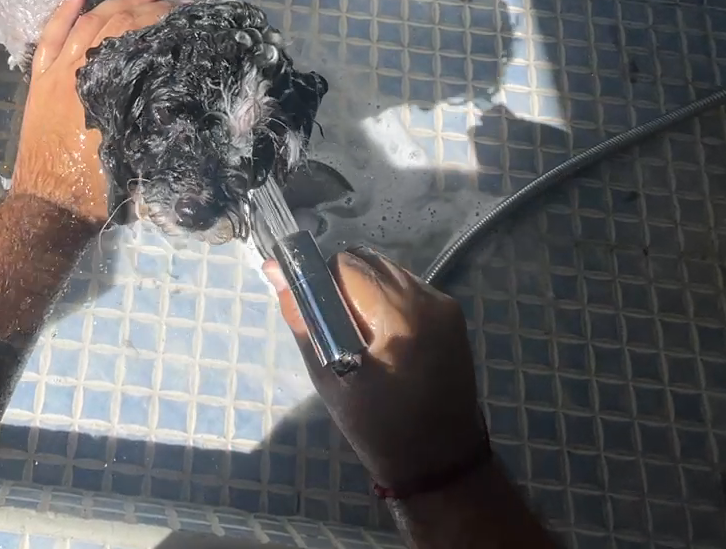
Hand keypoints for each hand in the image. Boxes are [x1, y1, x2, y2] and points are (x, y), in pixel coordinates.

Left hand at [12, 0, 169, 221]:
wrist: (49, 207)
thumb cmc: (97, 189)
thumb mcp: (138, 159)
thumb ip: (158, 130)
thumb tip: (188, 104)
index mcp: (108, 92)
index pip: (136, 40)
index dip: (159, 22)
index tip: (184, 15)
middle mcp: (82, 73)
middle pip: (114, 26)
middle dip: (144, 8)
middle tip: (171, 0)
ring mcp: (56, 74)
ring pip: (85, 24)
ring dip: (114, 3)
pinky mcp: (39, 82)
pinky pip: (50, 38)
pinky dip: (63, 13)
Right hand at [266, 247, 487, 489]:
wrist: (441, 464)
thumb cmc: (378, 427)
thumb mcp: (328, 376)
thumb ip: (302, 317)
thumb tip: (273, 269)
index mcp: (399, 315)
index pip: (345, 264)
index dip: (323, 282)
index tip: (320, 314)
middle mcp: (427, 299)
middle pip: (367, 261)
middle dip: (344, 284)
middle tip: (338, 327)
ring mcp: (444, 304)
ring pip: (386, 270)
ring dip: (365, 289)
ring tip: (362, 334)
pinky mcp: (453, 313)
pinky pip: (406, 285)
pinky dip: (387, 298)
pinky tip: (385, 335)